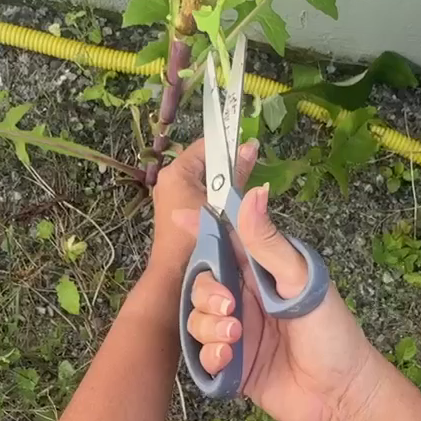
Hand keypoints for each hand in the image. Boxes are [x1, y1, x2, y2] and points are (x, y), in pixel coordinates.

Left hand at [149, 137, 256, 269]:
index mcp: (176, 172)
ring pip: (202, 178)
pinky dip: (213, 195)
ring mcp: (170, 194)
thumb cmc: (196, 237)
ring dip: (222, 182)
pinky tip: (229, 203)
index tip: (250, 149)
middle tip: (251, 169)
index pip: (204, 145)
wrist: (175, 274)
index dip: (228, 145)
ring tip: (243, 187)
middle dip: (227, 166)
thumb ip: (237, 175)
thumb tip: (250, 147)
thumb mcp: (223, 204)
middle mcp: (169, 179)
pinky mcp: (175, 208)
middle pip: (204, 162)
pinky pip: (197, 192)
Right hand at [183, 184, 385, 420]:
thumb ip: (269, 242)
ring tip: (235, 338)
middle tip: (230, 307)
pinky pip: (202, 355)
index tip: (177, 217)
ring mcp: (237, 332)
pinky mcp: (231, 365)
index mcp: (263, 271)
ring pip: (197, 318)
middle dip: (207, 293)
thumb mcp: (301, 281)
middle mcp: (245, 297)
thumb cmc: (331, 331)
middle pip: (202, 282)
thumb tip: (256, 191)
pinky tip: (227, 360)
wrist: (341, 396)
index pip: (226, 240)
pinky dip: (209, 355)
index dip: (202, 228)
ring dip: (208, 325)